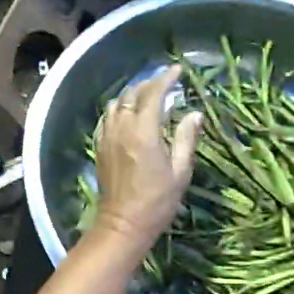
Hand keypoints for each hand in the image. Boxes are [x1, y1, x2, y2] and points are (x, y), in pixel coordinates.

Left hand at [92, 66, 202, 244]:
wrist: (122, 223)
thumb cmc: (157, 201)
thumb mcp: (180, 171)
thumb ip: (187, 138)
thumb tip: (194, 113)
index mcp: (143, 132)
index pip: (153, 94)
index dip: (165, 78)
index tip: (178, 70)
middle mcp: (121, 128)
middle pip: (132, 94)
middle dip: (149, 83)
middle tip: (166, 81)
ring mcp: (107, 136)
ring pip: (116, 104)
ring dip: (132, 94)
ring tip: (148, 95)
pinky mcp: (99, 146)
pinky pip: (107, 118)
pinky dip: (118, 109)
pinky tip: (128, 113)